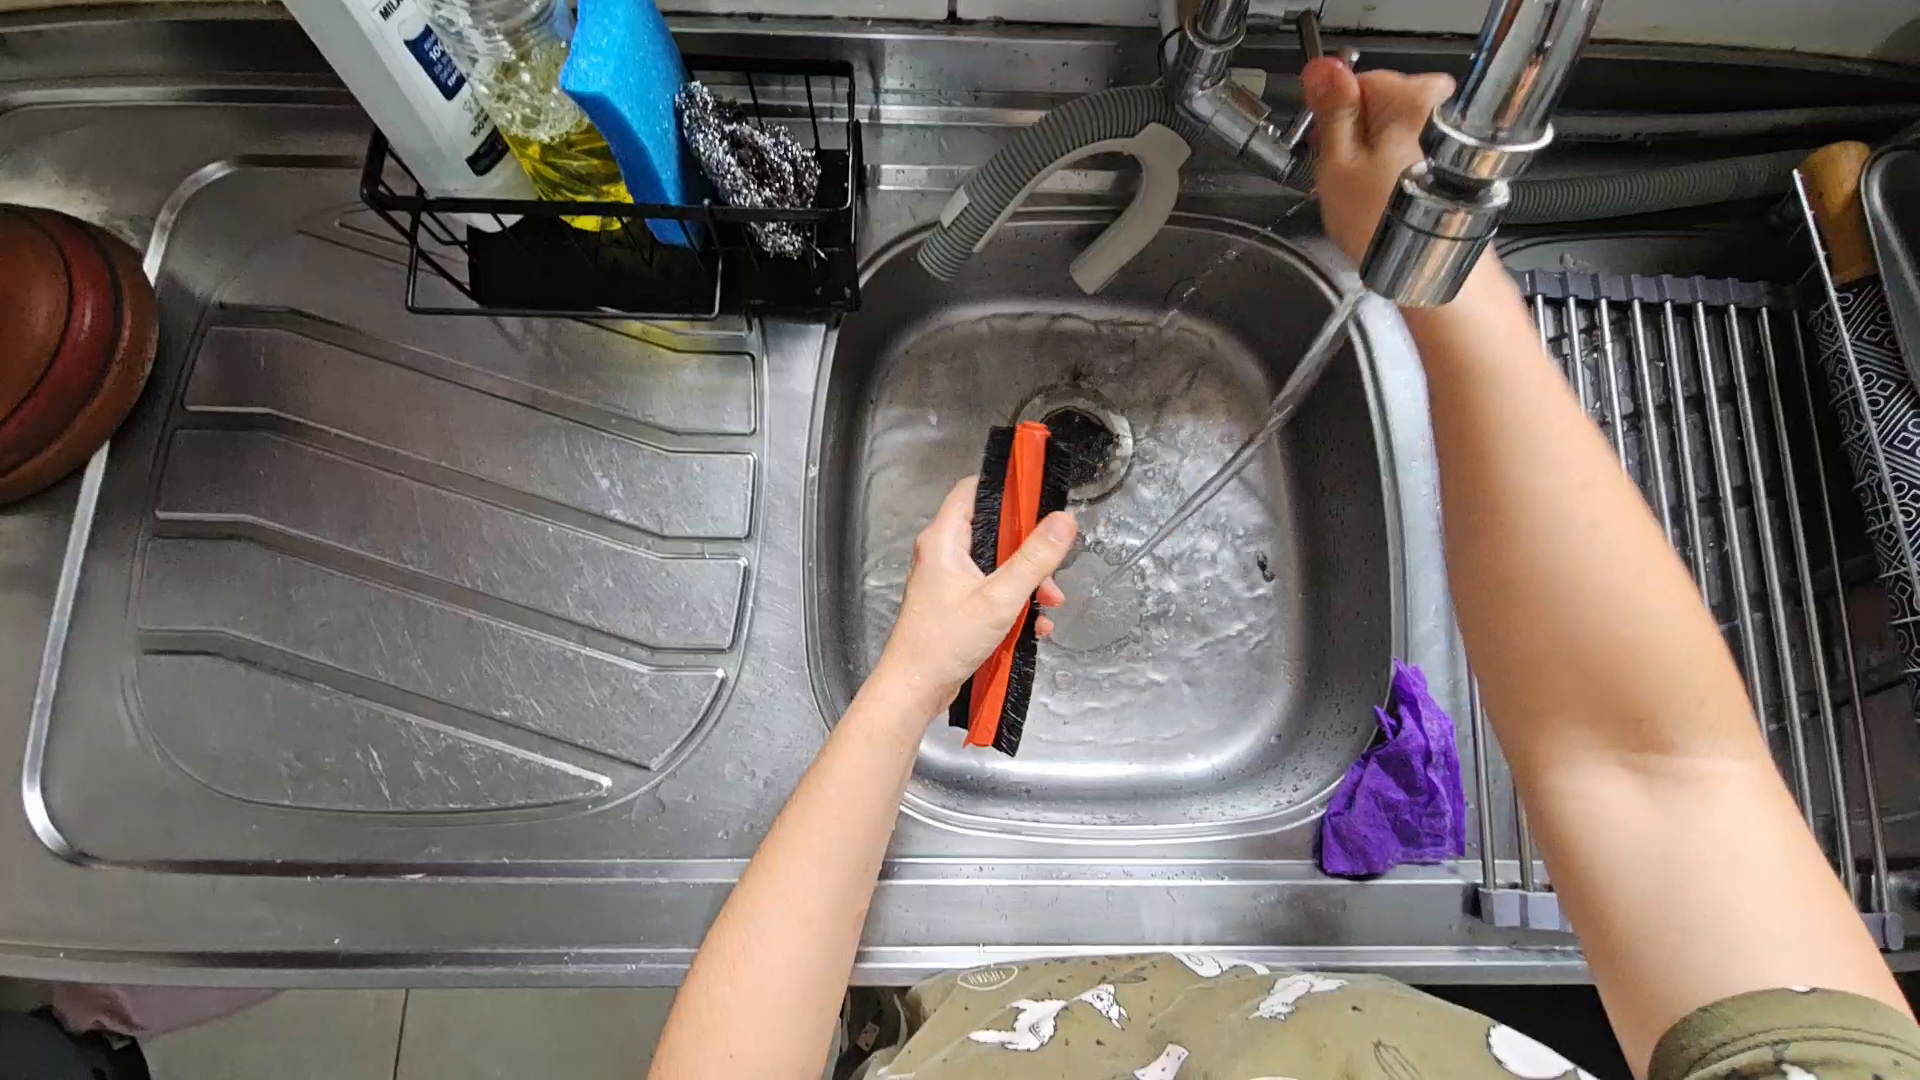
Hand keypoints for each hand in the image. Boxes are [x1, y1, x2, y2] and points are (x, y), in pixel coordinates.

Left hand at [873, 476, 1076, 710]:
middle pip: (995, 529)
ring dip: (1027, 582)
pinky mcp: (957, 602)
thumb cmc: (944, 643)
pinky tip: (1034, 625)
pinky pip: (993, 590)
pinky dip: (1015, 602)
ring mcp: (949, 579)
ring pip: (998, 564)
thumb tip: (1063, 522)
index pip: (973, 489)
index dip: (1007, 488)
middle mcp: (944, 553)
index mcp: (944, 539)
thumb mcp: (1000, 598)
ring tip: (1048, 604)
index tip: (1039, 497)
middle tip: (1052, 568)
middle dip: (1029, 550)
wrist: (915, 688)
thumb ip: (1034, 559)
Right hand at [1301, 58, 1455, 265]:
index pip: (1354, 83)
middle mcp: (1438, 103)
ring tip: (1359, 192)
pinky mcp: (1444, 154)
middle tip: (1340, 178)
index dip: (1330, 119)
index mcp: (1412, 97)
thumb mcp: (1337, 165)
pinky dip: (1386, 168)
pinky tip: (1377, 195)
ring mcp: (1445, 129)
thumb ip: (1331, 112)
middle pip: (1372, 105)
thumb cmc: (1381, 222)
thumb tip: (1321, 71)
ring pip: (1386, 129)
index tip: (1321, 148)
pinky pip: (1403, 148)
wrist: (1418, 263)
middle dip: (1350, 139)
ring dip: (1366, 157)